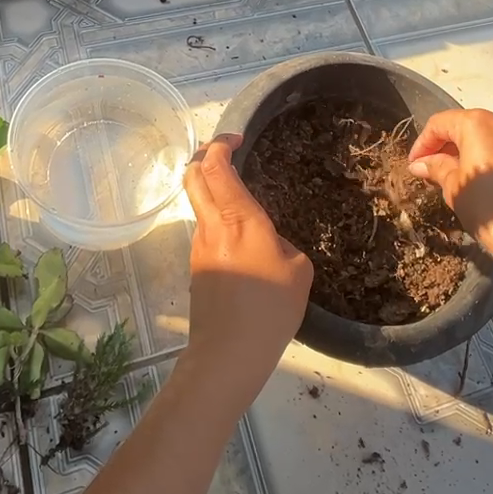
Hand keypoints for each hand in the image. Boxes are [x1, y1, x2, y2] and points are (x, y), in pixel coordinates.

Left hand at [179, 134, 311, 404]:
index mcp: (238, 218)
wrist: (228, 355)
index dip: (221, 144)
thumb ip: (283, 243)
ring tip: (238, 194)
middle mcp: (211, 225)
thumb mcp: (299, 270)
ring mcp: (198, 246)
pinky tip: (239, 238)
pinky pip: (204, 228)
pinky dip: (215, 216)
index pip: (216, 166)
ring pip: (196, 202)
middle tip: (226, 151)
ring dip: (209, 187)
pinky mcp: (196, 267)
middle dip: (204, 155)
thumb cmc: (269, 310)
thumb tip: (269, 241)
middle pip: (193, 175)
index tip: (237, 138)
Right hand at [407, 109, 492, 274]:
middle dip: (449, 146)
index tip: (415, 164)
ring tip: (465, 176)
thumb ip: (437, 168)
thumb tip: (420, 164)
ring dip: (475, 151)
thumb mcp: (455, 189)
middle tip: (435, 170)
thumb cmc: (491, 211)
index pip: (440, 123)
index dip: (423, 143)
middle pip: (468, 126)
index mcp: (477, 123)